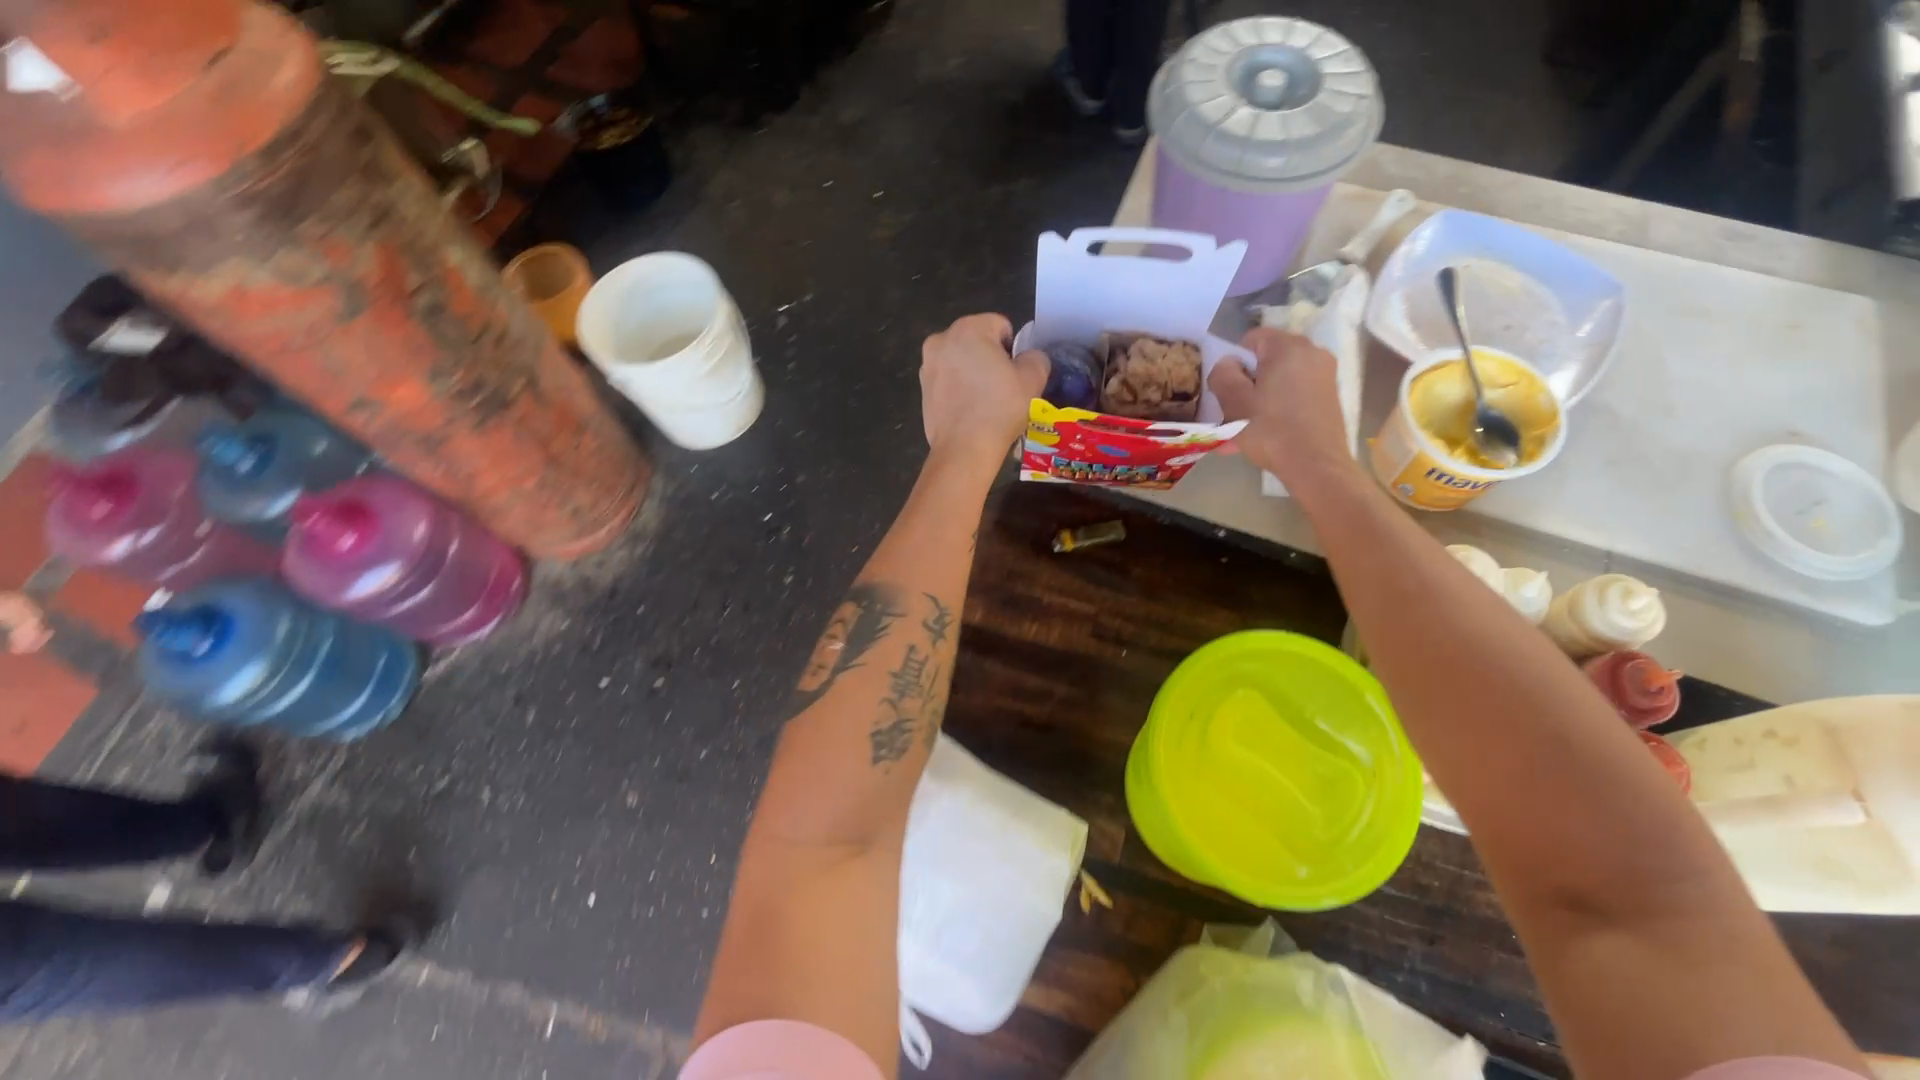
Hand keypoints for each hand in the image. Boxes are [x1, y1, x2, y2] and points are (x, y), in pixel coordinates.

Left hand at [919, 314, 1048, 461]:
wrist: (964, 448)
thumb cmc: (1000, 408)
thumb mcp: (1033, 379)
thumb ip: (1036, 358)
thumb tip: (1027, 358)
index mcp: (968, 328)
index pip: (1000, 325)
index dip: (1013, 348)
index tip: (1015, 374)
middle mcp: (941, 339)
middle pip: (977, 341)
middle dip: (991, 358)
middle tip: (1003, 387)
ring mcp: (927, 365)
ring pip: (961, 361)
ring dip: (973, 373)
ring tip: (985, 401)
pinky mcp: (922, 388)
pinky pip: (948, 380)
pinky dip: (959, 388)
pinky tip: (969, 410)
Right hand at [1209, 327, 1357, 488]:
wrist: (1316, 465)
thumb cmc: (1270, 430)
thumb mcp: (1234, 402)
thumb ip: (1222, 374)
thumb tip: (1228, 365)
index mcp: (1288, 346)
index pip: (1251, 339)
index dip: (1234, 362)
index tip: (1228, 391)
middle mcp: (1312, 352)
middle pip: (1267, 360)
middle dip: (1247, 384)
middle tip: (1232, 414)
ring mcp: (1325, 374)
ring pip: (1280, 380)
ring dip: (1260, 400)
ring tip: (1244, 432)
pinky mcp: (1330, 395)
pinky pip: (1294, 394)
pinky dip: (1278, 408)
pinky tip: (1266, 434)